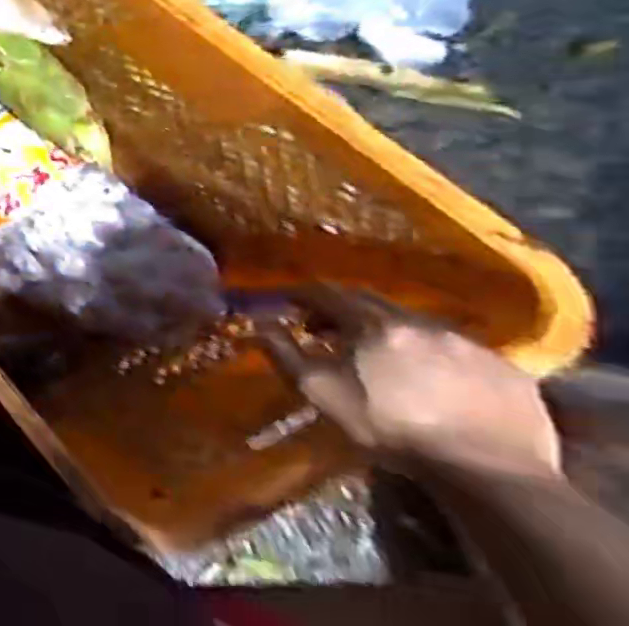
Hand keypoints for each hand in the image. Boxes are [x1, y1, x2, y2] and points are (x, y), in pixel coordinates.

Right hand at [258, 286, 562, 482]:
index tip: (286, 304)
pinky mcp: (506, 370)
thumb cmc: (392, 429)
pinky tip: (429, 377)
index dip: (301, 295)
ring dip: (388, 330)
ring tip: (379, 354)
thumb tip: (261, 325)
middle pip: (372, 301)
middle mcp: (422, 323)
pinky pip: (456, 348)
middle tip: (325, 327)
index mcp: (375, 324)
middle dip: (342, 308)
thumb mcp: (321, 392)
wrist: (491, 475)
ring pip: (416, 323)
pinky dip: (431, 352)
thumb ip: (285, 353)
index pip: (327, 293)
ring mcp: (470, 345)